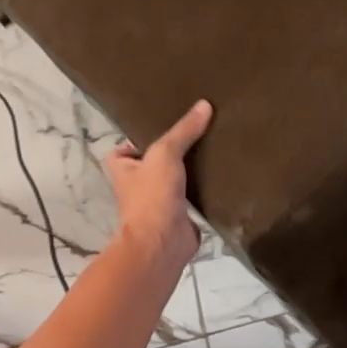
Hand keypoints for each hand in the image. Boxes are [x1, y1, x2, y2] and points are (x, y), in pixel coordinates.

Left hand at [105, 100, 212, 265]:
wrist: (162, 243)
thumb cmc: (152, 195)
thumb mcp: (164, 153)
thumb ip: (183, 131)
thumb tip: (204, 104)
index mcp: (122, 167)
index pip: (128, 145)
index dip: (143, 135)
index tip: (169, 121)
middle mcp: (137, 183)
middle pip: (157, 158)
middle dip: (175, 148)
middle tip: (201, 127)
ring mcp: (158, 199)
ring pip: (177, 175)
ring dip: (192, 166)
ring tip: (217, 142)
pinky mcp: (180, 213)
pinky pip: (194, 192)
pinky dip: (206, 185)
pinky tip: (224, 170)